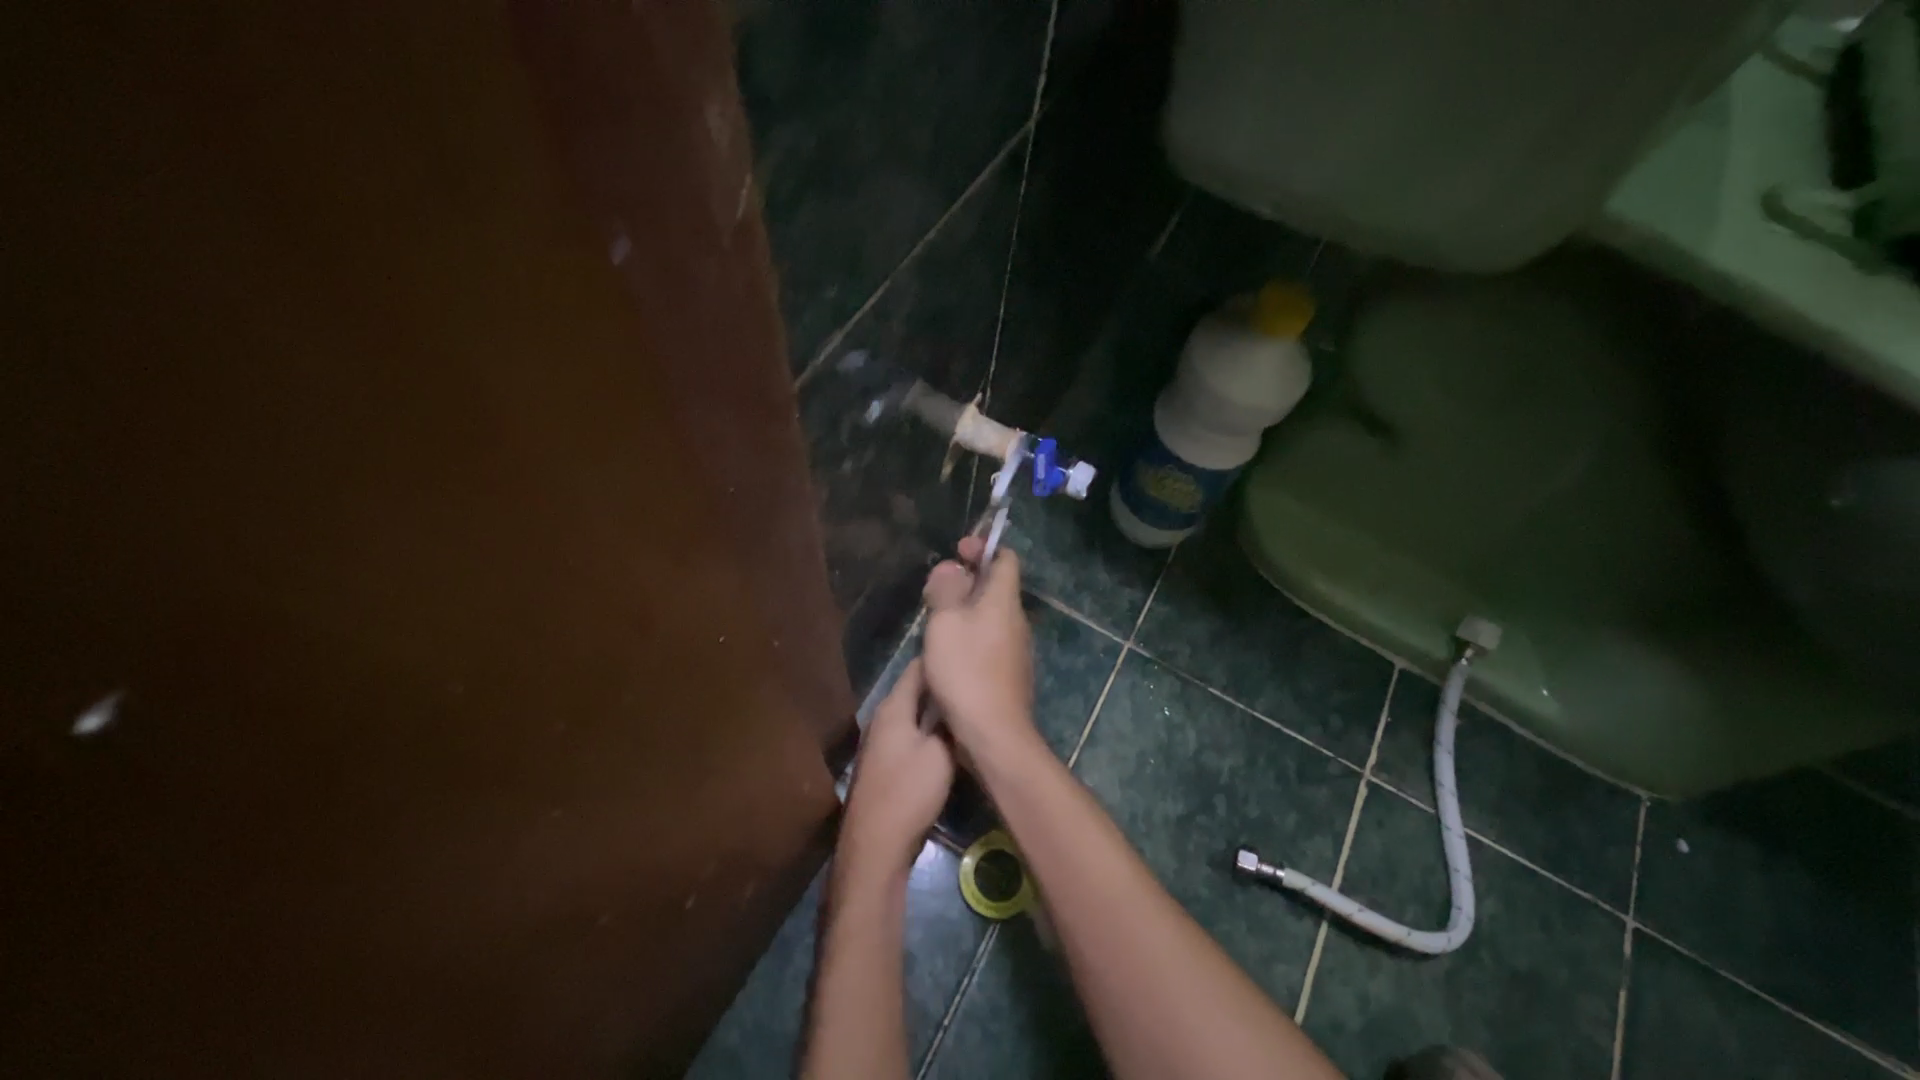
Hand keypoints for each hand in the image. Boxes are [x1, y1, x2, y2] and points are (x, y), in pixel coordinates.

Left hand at [841, 660, 954, 873]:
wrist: (876, 843)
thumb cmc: (909, 792)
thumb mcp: (940, 753)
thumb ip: (949, 723)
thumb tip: (958, 699)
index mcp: (893, 708)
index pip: (918, 669)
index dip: (942, 660)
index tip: (969, 656)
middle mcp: (882, 719)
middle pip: (915, 692)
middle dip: (942, 686)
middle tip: (974, 681)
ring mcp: (880, 744)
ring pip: (913, 716)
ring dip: (936, 711)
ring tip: (967, 706)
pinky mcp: (885, 766)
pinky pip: (911, 737)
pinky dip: (929, 732)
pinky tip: (949, 739)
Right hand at [920, 535, 1036, 754]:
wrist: (994, 733)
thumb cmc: (966, 670)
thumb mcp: (944, 623)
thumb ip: (946, 590)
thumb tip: (953, 568)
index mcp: (1005, 601)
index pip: (1006, 559)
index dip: (983, 548)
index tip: (958, 550)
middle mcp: (1017, 621)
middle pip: (997, 589)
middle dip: (968, 582)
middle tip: (936, 590)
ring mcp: (1017, 651)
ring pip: (991, 618)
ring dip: (966, 612)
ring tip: (936, 623)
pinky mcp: (1010, 676)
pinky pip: (990, 643)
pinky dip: (970, 638)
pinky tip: (948, 655)